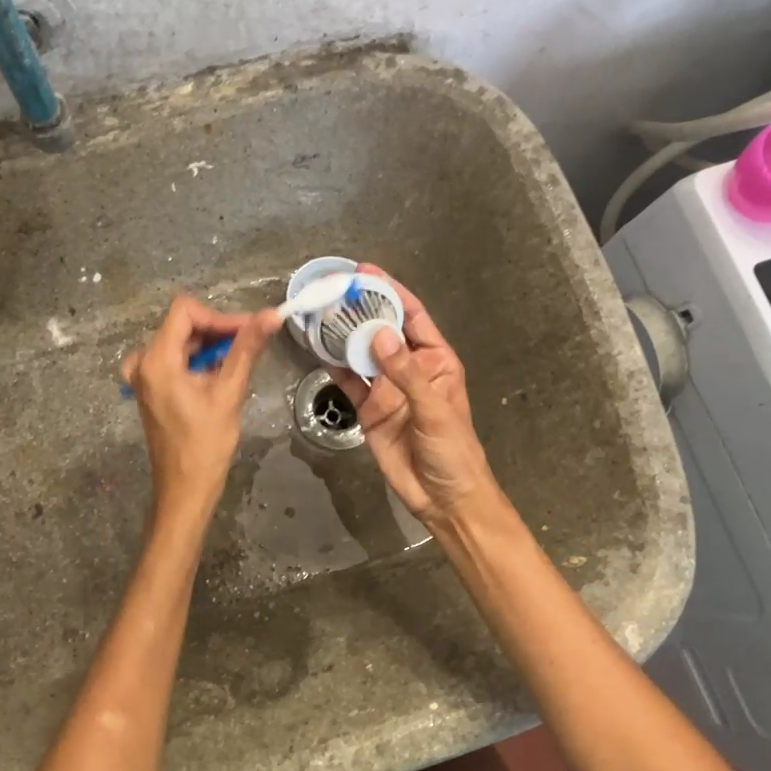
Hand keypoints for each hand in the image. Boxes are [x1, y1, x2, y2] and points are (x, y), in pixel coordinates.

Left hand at [122, 295, 282, 516]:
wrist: (184, 490)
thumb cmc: (206, 445)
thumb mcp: (228, 393)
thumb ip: (247, 349)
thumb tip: (271, 315)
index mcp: (156, 360)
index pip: (186, 311)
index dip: (221, 316)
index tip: (249, 330)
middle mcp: (143, 362)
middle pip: (183, 325)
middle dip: (219, 331)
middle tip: (252, 344)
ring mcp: (144, 376)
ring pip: (182, 342)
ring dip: (212, 347)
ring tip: (240, 363)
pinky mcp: (151, 389)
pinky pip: (176, 360)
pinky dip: (199, 361)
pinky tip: (221, 377)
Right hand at [331, 266, 497, 527]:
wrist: (443, 498)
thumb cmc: (453, 450)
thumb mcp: (433, 408)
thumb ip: (404, 372)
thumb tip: (377, 334)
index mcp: (435, 360)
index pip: (412, 316)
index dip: (390, 292)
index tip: (366, 273)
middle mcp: (410, 367)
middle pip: (382, 330)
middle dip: (360, 308)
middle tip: (332, 288)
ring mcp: (387, 387)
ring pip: (361, 353)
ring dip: (343, 334)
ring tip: (318, 312)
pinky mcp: (369, 408)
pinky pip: (350, 381)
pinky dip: (334, 365)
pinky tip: (317, 348)